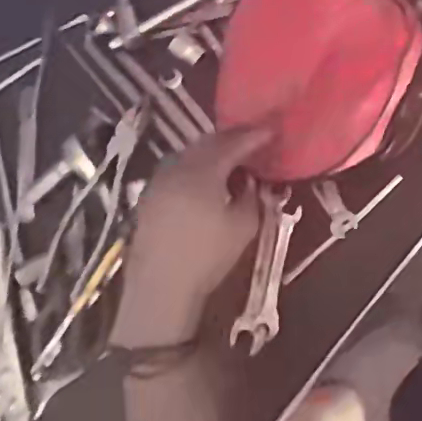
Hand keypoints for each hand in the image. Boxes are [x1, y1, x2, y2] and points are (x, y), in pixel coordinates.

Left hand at [111, 127, 270, 347]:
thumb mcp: (244, 226)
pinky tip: (206, 175)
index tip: (272, 131)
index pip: (234, 144)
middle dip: (232, 138)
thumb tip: (251, 181)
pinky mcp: (149, 196)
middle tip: (253, 138)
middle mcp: (178, 168)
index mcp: (203, 171)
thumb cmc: (207, 257)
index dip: (255, 136)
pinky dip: (196, 164)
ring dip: (212, 149)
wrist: (161, 289)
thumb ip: (252, 196)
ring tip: (232, 154)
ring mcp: (159, 181)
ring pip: (189, 153)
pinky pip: (178, 168)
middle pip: (208, 142)